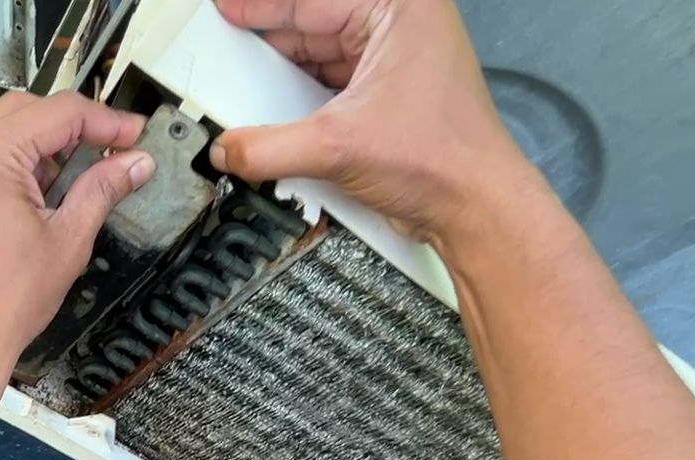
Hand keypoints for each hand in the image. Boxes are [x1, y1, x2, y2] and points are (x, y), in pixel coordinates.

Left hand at [0, 92, 154, 415]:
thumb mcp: (67, 242)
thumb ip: (102, 191)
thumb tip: (132, 165)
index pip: (60, 112)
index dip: (105, 121)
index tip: (131, 136)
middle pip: (28, 111)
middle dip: (72, 130)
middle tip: (109, 154)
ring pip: (2, 132)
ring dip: (42, 148)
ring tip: (71, 186)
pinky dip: (12, 167)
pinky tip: (37, 199)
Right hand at [208, 0, 542, 245]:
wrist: (468, 204)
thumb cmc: (440, 156)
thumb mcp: (335, 147)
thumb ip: (268, 149)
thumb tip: (226, 150)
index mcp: (399, 8)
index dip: (264, 6)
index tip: (227, 9)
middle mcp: (398, 29)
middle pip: (314, 26)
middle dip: (270, 42)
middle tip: (229, 50)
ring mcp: (391, 66)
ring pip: (319, 60)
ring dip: (282, 77)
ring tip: (248, 87)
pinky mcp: (382, 102)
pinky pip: (327, 92)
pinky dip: (298, 105)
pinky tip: (275, 117)